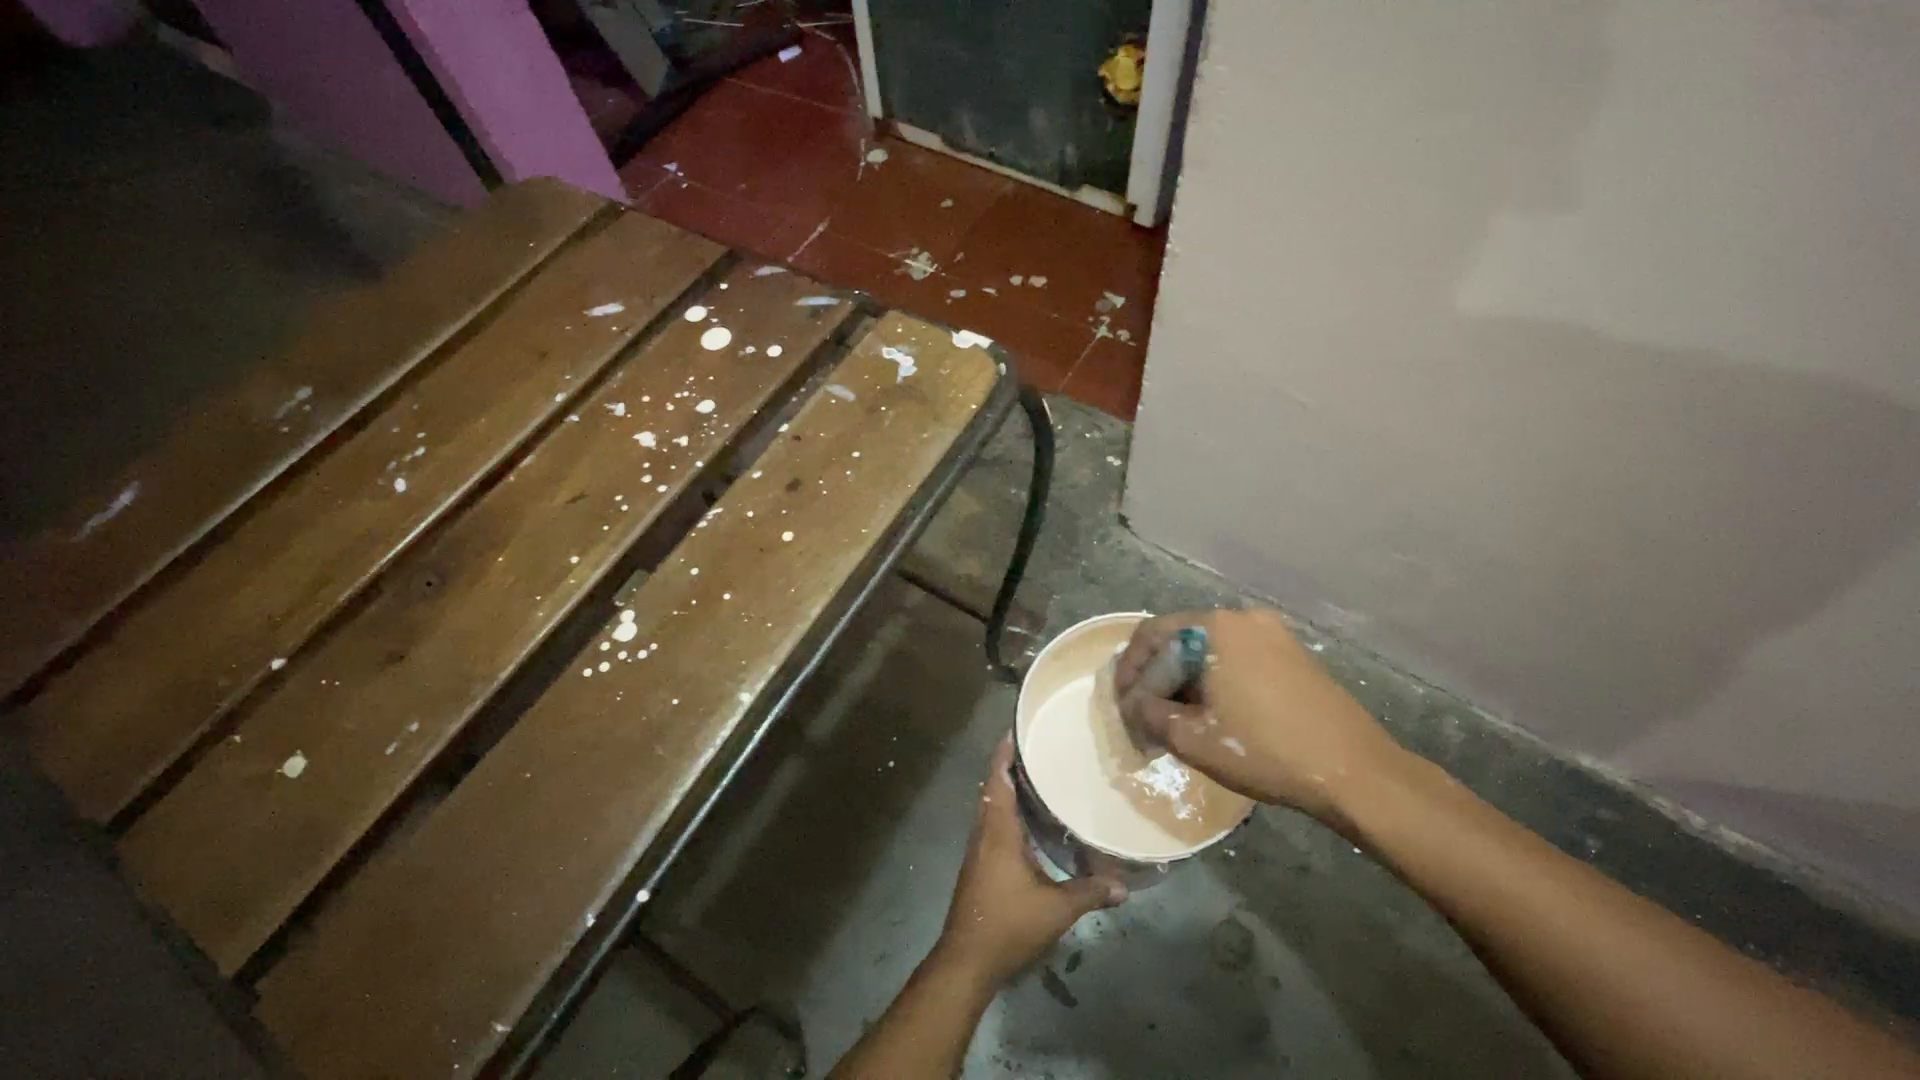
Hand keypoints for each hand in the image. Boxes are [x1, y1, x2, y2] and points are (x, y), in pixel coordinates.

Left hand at [935, 735, 1126, 986]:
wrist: (967, 961)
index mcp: (998, 832)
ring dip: (1008, 791)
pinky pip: (992, 827)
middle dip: (1010, 768)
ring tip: (1038, 779)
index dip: (1004, 754)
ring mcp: (978, 852)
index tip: (1016, 730)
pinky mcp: (979, 868)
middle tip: (1039, 750)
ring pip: (991, 809)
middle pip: (993, 790)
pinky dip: (1007, 814)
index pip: (998, 780)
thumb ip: (1089, 892)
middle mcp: (984, 834)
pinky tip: (1029, 824)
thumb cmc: (1008, 925)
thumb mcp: (1056, 908)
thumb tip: (1124, 886)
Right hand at [1113, 608, 1401, 821]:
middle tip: (1145, 716)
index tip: (1122, 708)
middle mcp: (1242, 618)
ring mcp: (1273, 633)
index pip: (1150, 637)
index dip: (1128, 673)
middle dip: (1156, 678)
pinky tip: (1214, 714)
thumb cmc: (1264, 751)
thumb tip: (1137, 705)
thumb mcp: (1192, 738)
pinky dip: (1216, 680)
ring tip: (1176, 720)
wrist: (1352, 771)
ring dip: (1185, 681)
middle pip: (1179, 639)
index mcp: (1214, 628)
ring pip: (1208, 650)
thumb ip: (1149, 714)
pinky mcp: (1292, 654)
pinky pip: (1237, 658)